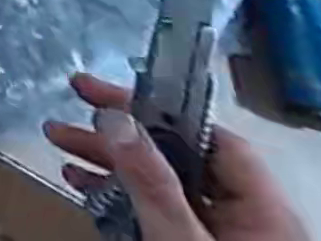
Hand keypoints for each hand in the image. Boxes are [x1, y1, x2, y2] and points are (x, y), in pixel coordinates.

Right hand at [45, 74, 308, 240]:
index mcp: (263, 210)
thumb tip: (114, 116)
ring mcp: (220, 237)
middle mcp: (246, 218)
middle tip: (65, 113)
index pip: (209, 135)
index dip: (153, 107)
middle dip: (115, 134)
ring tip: (57, 143)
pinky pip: (156, 210)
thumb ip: (151, 181)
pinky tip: (80, 184)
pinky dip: (118, 193)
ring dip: (107, 160)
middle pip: (176, 155)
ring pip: (159, 181)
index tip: (97, 93)